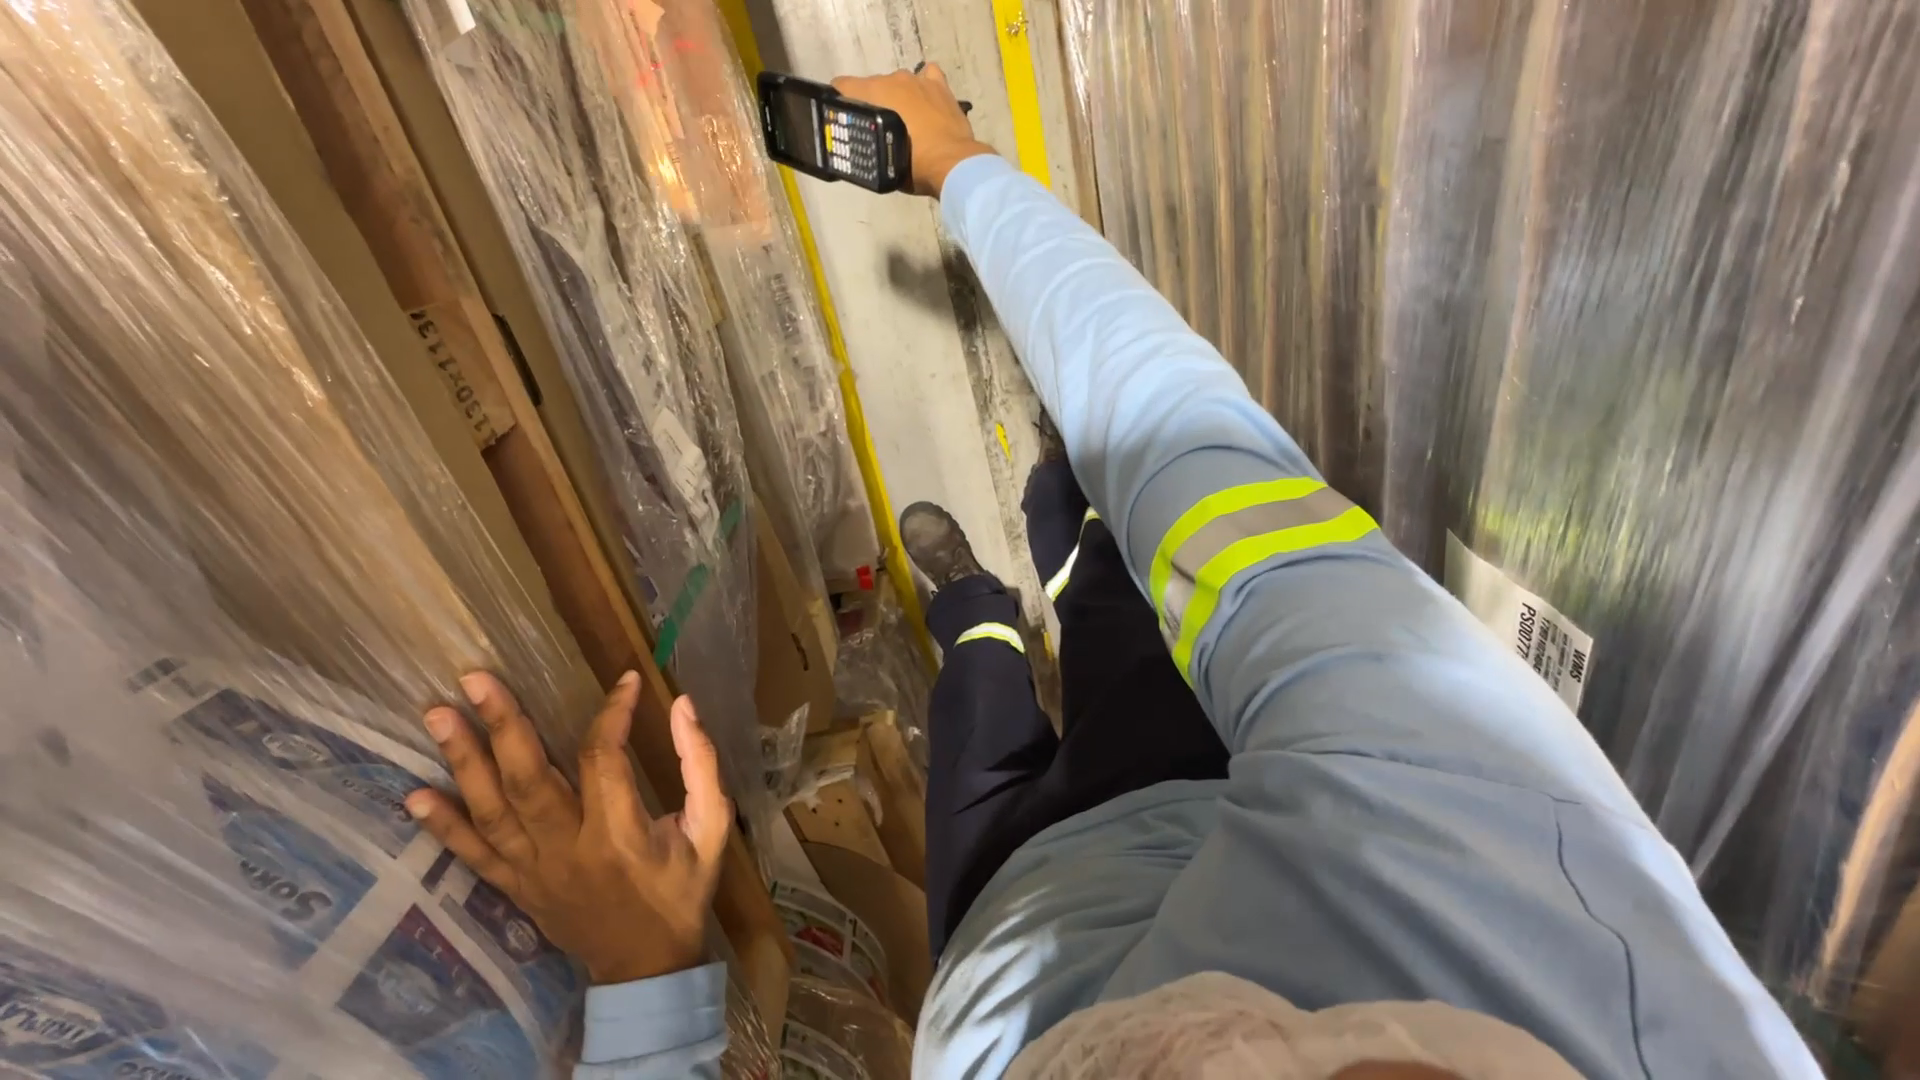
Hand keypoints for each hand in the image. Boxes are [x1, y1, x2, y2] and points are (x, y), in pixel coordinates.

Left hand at [406, 671, 731, 984]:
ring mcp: (533, 872)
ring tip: (437, 715)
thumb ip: (702, 766)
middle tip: (475, 678)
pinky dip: (443, 827)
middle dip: (501, 725)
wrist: (647, 966)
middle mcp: (566, 850)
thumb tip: (683, 705)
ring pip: (491, 811)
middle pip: (527, 780)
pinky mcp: (515, 887)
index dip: (611, 713)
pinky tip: (415, 797)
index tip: (626, 680)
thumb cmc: (683, 891)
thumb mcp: (712, 828)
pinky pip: (473, 856)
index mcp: (618, 834)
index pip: (601, 758)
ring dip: (463, 762)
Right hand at [832, 64, 995, 196]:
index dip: (840, 101)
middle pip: (875, 87)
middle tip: (881, 130)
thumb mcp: (882, 162)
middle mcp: (894, 80)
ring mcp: (919, 80)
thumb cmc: (914, 167)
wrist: (952, 165)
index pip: (843, 86)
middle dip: (875, 104)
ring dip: (900, 98)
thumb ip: (871, 145)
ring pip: (900, 83)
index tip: (844, 118)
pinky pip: (928, 76)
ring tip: (907, 121)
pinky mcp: (940, 86)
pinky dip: (925, 86)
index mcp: (875, 93)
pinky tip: (927, 101)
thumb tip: (869, 144)